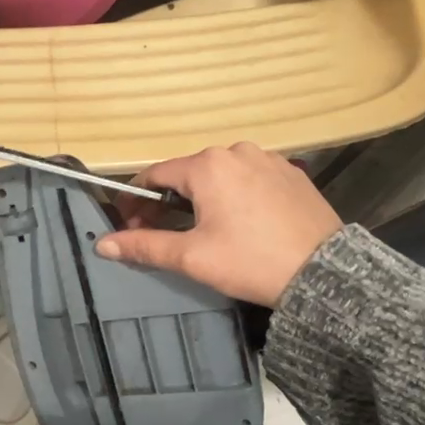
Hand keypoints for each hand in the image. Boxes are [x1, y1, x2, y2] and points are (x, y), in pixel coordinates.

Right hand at [97, 143, 344, 306]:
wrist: (323, 272)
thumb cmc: (250, 261)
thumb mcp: (191, 257)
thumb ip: (144, 246)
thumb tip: (102, 244)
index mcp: (207, 165)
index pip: (155, 175)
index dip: (136, 201)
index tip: (130, 227)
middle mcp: (236, 151)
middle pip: (187, 174)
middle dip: (168, 202)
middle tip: (163, 236)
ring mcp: (268, 158)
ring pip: (219, 176)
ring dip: (202, 199)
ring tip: (203, 232)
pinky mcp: (291, 173)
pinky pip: (249, 179)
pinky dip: (234, 196)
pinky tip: (240, 224)